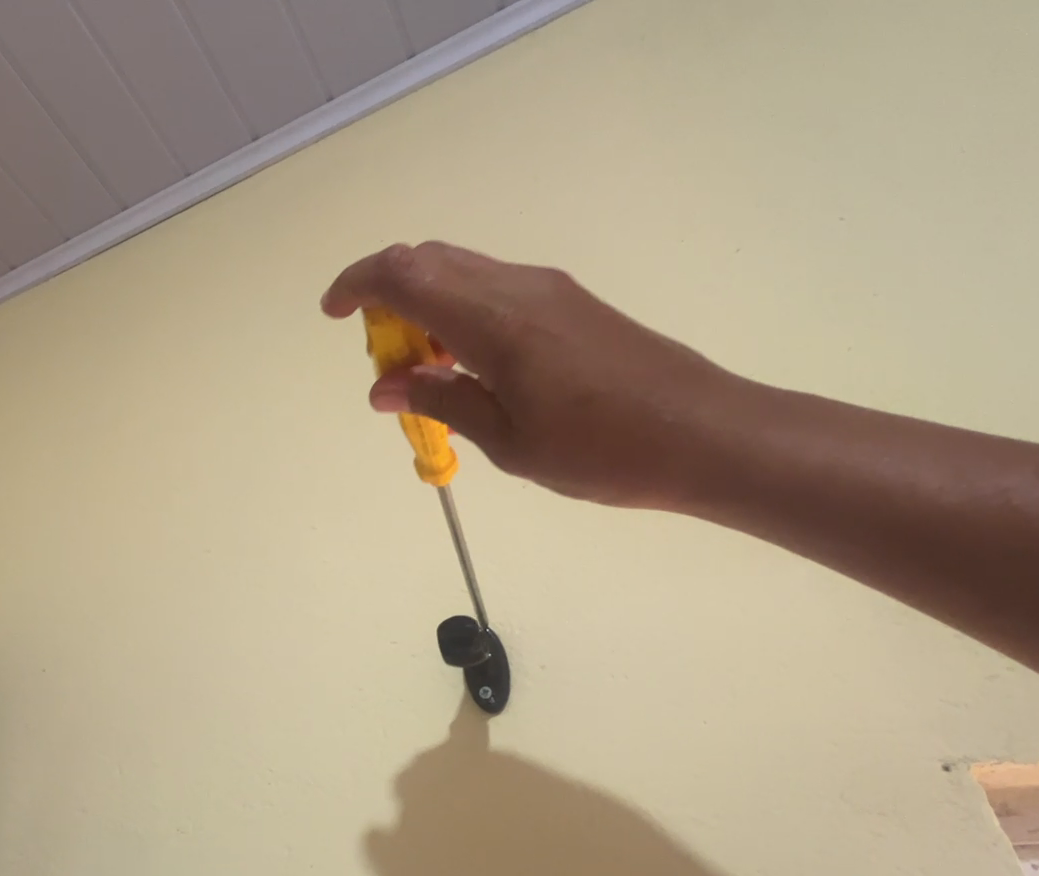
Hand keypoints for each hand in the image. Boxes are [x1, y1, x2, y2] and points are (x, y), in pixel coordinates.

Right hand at [322, 242, 754, 509]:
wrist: (705, 434)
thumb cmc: (601, 451)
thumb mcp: (507, 441)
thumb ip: (441, 401)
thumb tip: (383, 386)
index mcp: (494, 320)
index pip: (403, 274)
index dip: (356, 285)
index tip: (333, 315)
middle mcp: (517, 287)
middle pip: (428, 262)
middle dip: (388, 300)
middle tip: (386, 364)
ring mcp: (548, 289)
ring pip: (461, 273)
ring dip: (426, 309)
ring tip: (427, 375)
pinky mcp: (569, 302)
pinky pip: (492, 290)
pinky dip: (460, 315)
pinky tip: (472, 369)